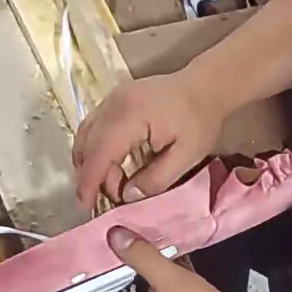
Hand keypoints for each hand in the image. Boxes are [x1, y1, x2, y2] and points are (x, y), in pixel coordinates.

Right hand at [73, 73, 227, 209]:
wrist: (207, 86)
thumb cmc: (200, 120)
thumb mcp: (187, 156)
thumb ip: (156, 179)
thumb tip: (127, 196)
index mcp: (131, 116)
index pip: (100, 153)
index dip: (89, 182)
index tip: (86, 206)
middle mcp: (114, 103)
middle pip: (89, 146)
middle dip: (93, 176)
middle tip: (111, 198)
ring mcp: (111, 99)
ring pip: (85, 136)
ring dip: (90, 163)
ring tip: (107, 185)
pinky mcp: (114, 100)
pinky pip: (93, 127)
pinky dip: (94, 150)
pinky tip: (108, 166)